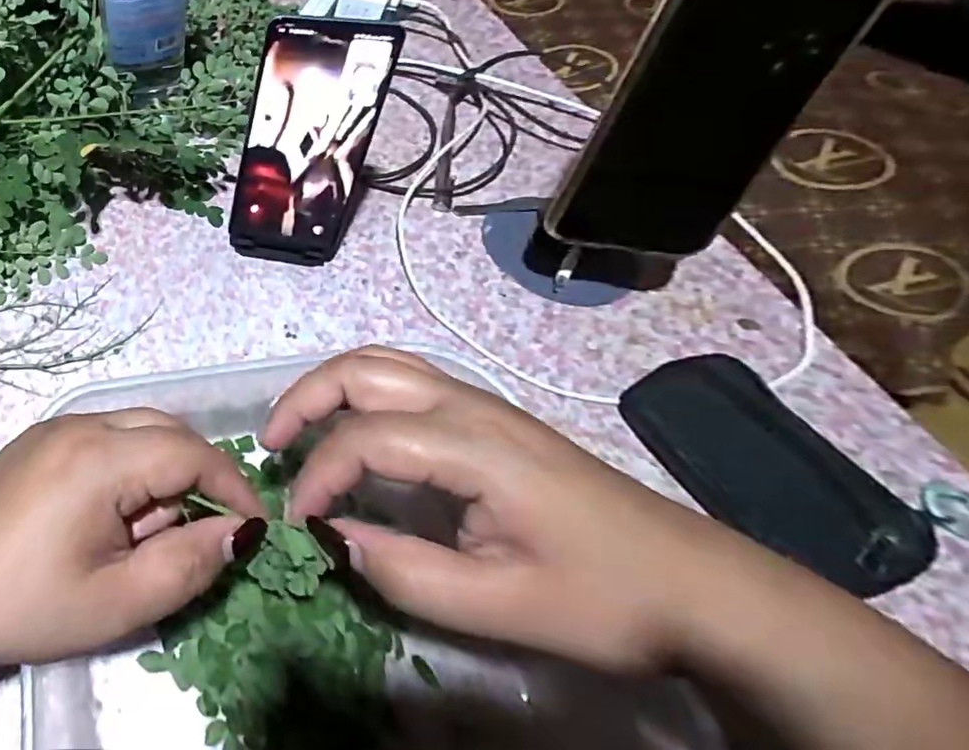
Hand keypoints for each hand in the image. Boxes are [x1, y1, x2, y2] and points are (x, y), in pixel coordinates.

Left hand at [0, 409, 266, 666]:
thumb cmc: (28, 604)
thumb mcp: (118, 601)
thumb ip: (188, 562)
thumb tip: (240, 531)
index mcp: (99, 458)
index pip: (189, 452)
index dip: (231, 485)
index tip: (254, 526)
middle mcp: (81, 424)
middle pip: (167, 430)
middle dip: (197, 475)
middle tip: (198, 530)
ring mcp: (58, 425)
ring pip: (139, 428)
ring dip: (163, 469)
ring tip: (147, 529)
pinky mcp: (42, 436)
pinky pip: (108, 434)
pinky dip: (131, 464)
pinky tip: (113, 513)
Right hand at [264, 346, 763, 673]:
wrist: (695, 582)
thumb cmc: (603, 596)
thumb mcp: (501, 606)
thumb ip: (404, 573)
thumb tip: (330, 539)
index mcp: (471, 445)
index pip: (365, 439)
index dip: (319, 477)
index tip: (300, 525)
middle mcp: (466, 403)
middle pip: (362, 370)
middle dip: (305, 399)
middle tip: (273, 445)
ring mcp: (478, 400)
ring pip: (381, 362)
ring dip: (329, 386)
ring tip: (299, 429)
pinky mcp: (485, 413)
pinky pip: (403, 376)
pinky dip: (359, 389)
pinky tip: (353, 425)